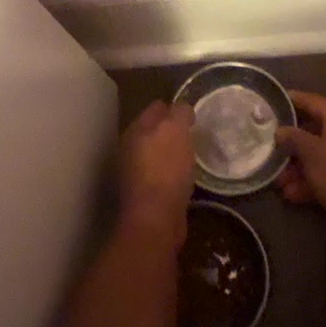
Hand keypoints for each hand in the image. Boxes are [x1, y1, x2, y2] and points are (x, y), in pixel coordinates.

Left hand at [119, 101, 194, 240]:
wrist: (156, 219)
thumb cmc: (166, 169)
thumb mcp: (176, 131)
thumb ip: (179, 114)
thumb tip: (182, 108)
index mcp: (136, 129)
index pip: (156, 108)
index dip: (175, 107)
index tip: (193, 113)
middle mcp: (131, 148)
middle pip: (155, 132)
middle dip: (172, 131)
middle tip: (195, 134)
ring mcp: (136, 173)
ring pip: (158, 155)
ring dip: (172, 154)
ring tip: (193, 155)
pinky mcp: (146, 195)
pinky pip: (162, 176)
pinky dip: (173, 175)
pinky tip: (186, 178)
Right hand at [275, 91, 325, 221]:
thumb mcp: (310, 152)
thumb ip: (293, 137)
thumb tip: (281, 130)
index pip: (312, 101)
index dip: (292, 100)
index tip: (273, 101)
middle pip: (314, 131)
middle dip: (291, 145)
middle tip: (270, 149)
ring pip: (318, 155)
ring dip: (297, 168)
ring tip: (278, 182)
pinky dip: (310, 181)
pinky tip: (292, 195)